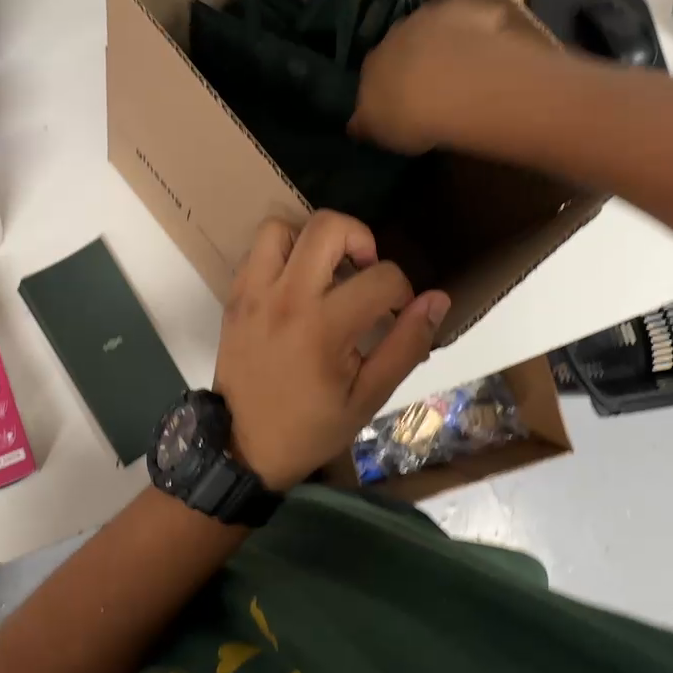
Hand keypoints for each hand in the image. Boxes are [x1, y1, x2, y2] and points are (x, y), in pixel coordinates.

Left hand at [213, 211, 449, 490]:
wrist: (242, 446)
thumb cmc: (310, 428)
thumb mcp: (369, 398)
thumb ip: (406, 344)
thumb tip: (438, 299)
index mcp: (323, 327)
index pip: (381, 277)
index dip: (402, 290)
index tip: (396, 313)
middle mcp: (285, 297)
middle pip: (327, 226)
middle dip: (361, 238)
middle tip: (365, 271)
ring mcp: (253, 292)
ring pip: (283, 226)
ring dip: (313, 239)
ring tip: (327, 271)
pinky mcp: (234, 294)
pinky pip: (258, 249)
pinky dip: (283, 253)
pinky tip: (298, 284)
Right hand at [352, 0, 541, 153]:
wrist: (453, 84)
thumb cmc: (406, 114)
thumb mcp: (377, 129)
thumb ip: (366, 123)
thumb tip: (355, 125)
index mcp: (371, 64)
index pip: (373, 70)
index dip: (387, 82)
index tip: (399, 98)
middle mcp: (396, 34)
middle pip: (402, 43)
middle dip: (414, 57)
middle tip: (432, 83)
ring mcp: (433, 17)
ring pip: (435, 25)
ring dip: (445, 41)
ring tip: (463, 67)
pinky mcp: (469, 9)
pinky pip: (474, 18)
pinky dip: (480, 29)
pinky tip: (490, 49)